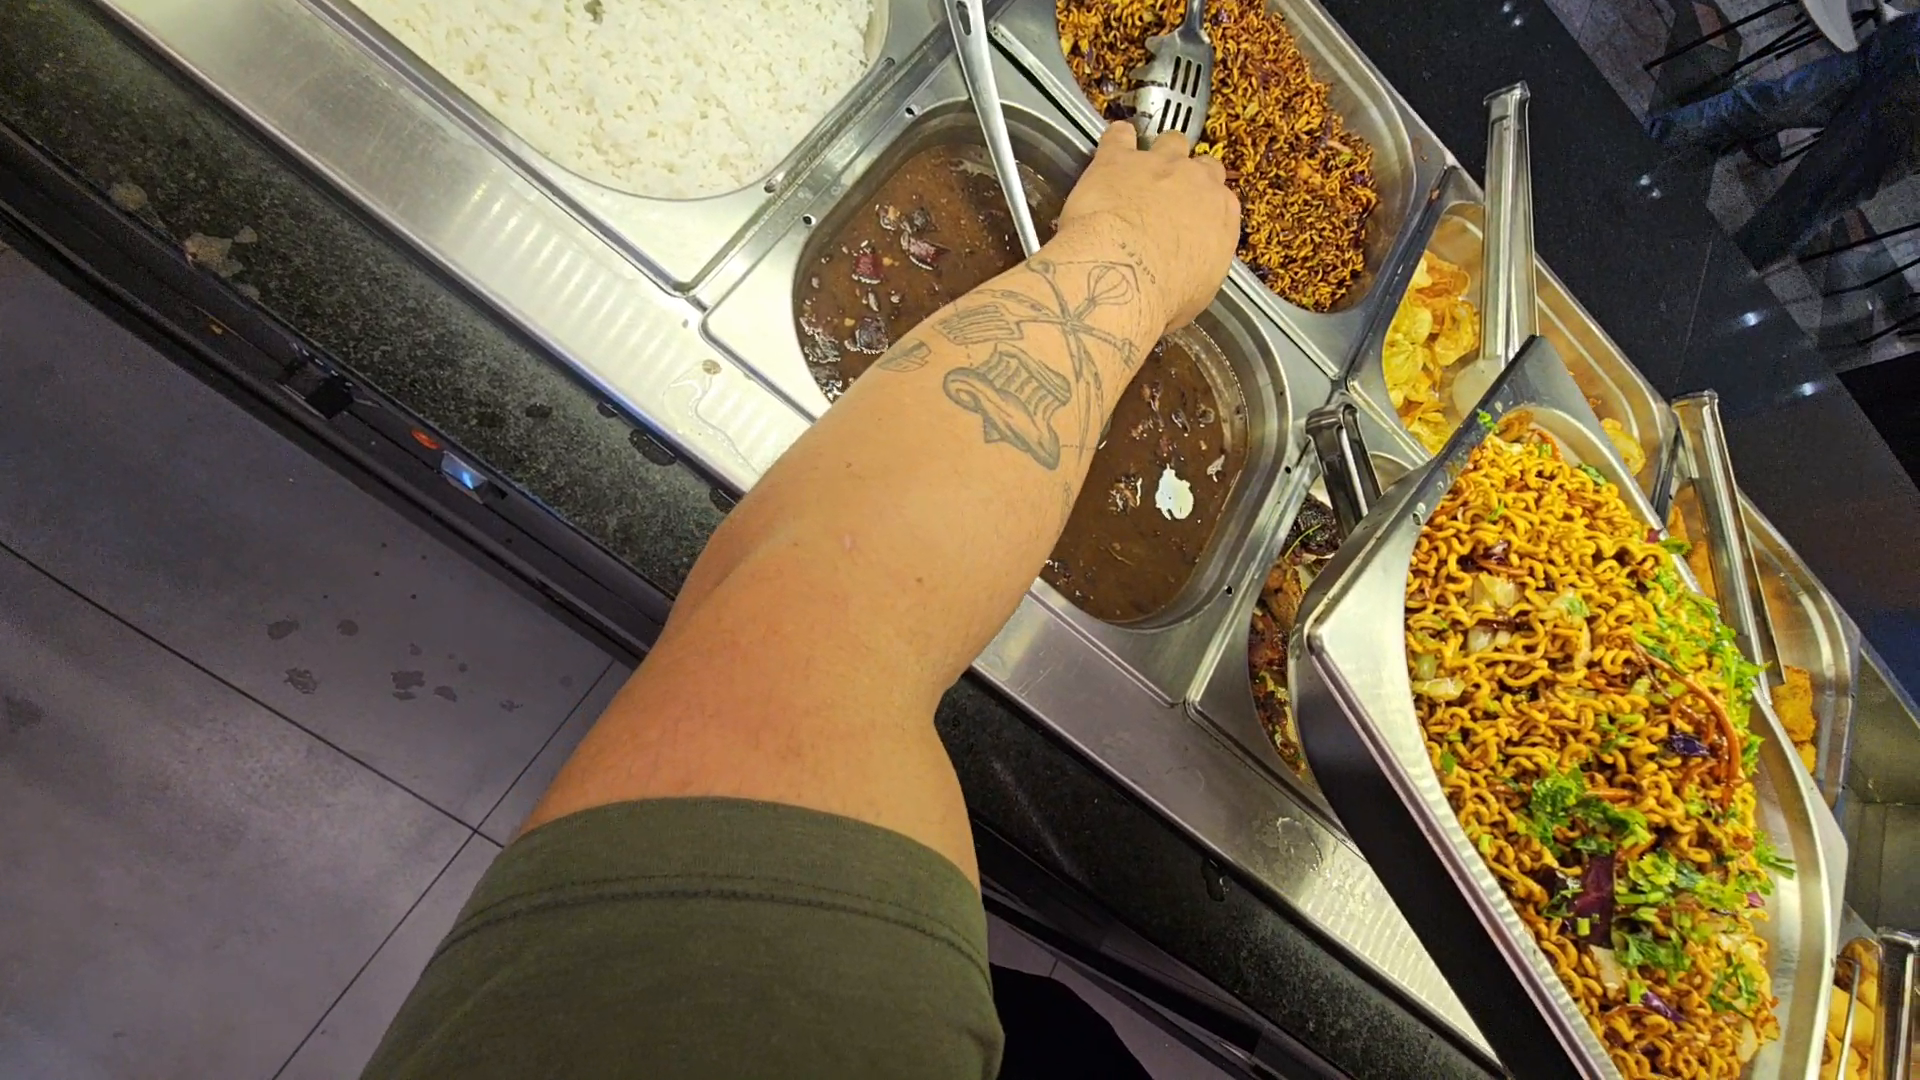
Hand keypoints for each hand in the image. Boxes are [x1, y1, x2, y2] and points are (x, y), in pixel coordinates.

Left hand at [1053, 122, 1240, 331]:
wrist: (1123, 277)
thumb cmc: (1161, 299)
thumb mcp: (1193, 296)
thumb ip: (1196, 271)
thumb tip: (1184, 278)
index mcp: (1222, 218)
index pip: (1221, 203)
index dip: (1204, 211)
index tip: (1191, 222)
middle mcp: (1197, 183)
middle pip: (1201, 167)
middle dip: (1188, 179)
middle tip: (1168, 198)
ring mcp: (1158, 166)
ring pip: (1170, 142)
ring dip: (1159, 154)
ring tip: (1143, 170)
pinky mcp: (1118, 160)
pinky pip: (1120, 137)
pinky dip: (1116, 142)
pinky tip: (1111, 150)